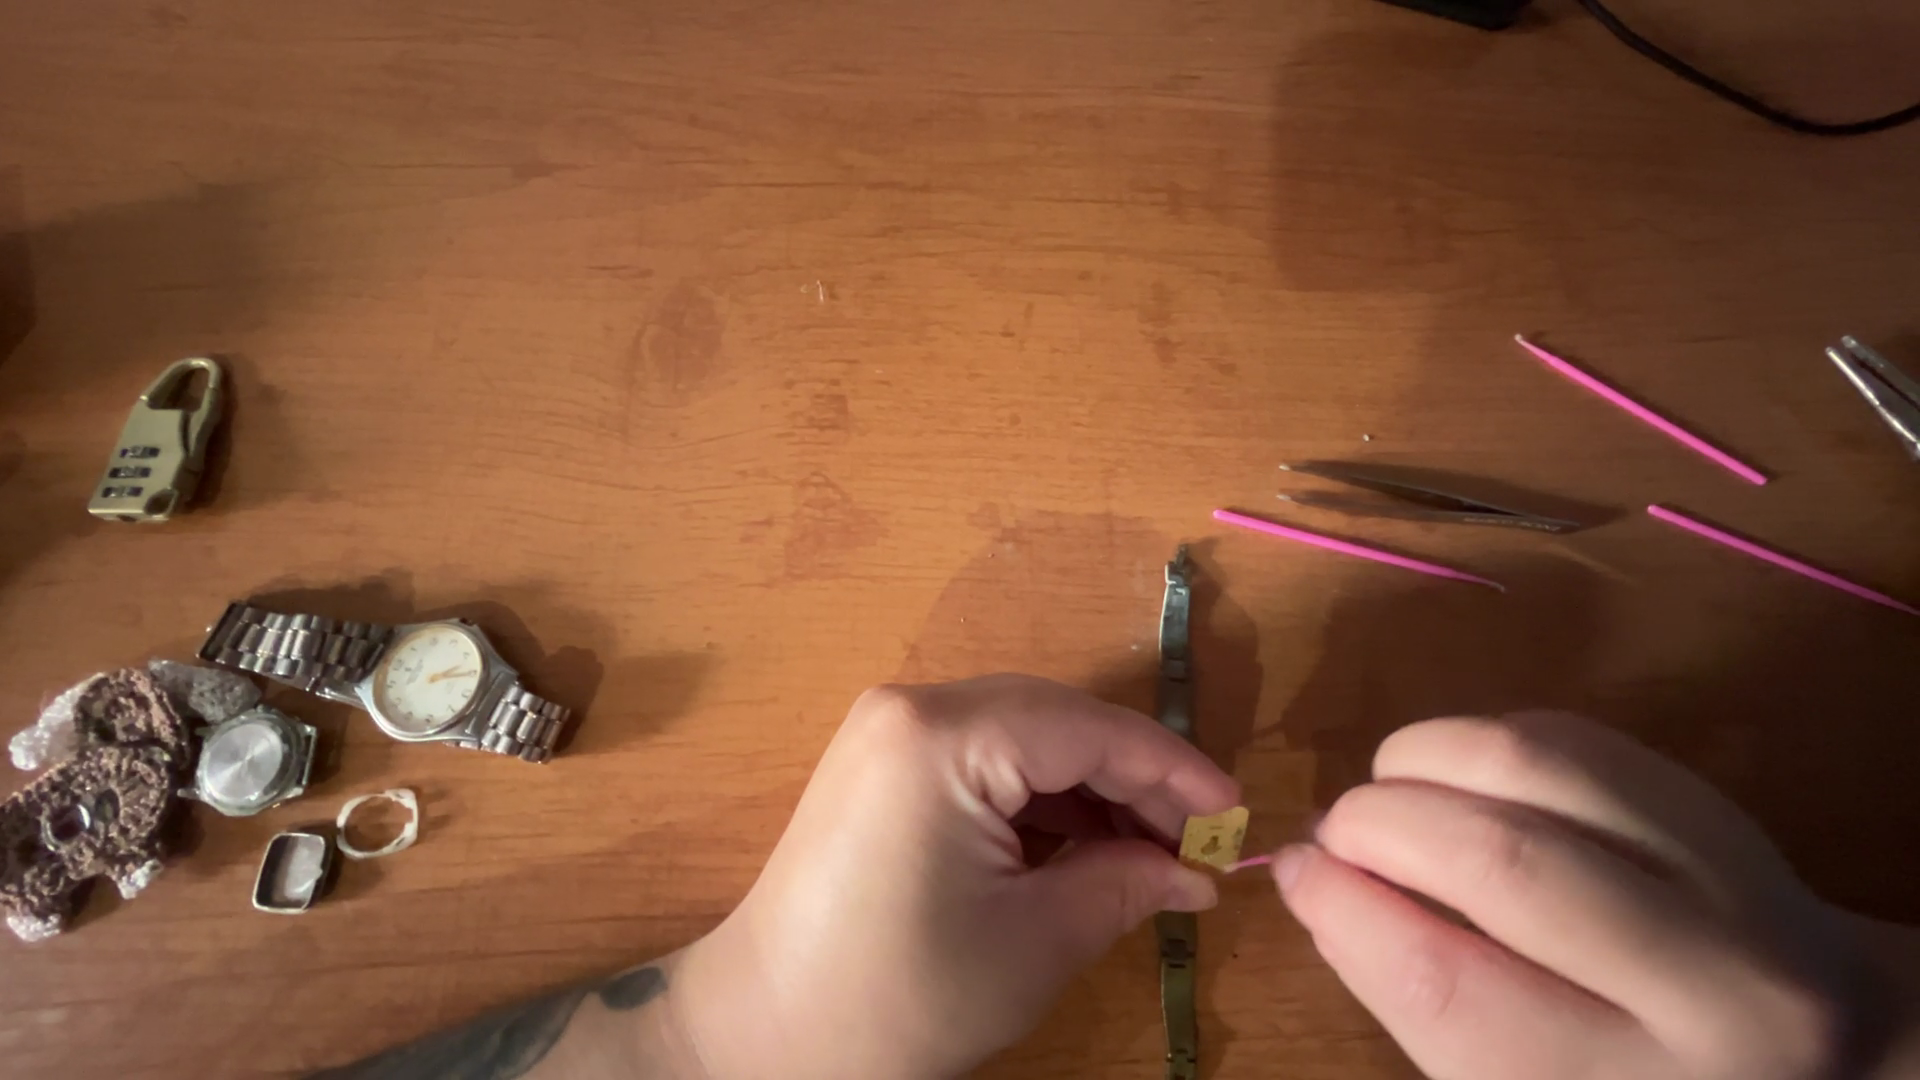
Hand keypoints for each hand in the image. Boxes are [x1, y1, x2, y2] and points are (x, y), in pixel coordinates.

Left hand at [673, 675, 1238, 1079]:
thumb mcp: (1032, 943)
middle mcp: (915, 705)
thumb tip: (1196, 872)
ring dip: (1090, 788)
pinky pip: (986, 756)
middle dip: (1132, 777)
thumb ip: (1125, 885)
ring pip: (1024, 735)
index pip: (1085, 728)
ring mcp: (894, 726)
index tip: (1232, 812)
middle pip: (1055, 721)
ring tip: (1152, 849)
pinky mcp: (888, 756)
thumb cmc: (899, 994)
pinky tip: (1085, 840)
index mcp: (943, 735)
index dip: (1170, 768)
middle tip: (1198, 839)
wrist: (765, 1031)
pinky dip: (1040, 795)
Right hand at [1272, 712, 1902, 1079]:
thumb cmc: (1623, 1071)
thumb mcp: (1514, 1078)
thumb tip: (1308, 877)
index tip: (1296, 869)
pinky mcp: (1715, 802)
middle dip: (1375, 822)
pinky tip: (1460, 782)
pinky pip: (1559, 734)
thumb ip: (1408, 992)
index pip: (1447, 984)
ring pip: (1531, 762)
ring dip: (1417, 760)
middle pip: (1499, 857)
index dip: (1342, 908)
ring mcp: (1734, 880)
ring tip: (1393, 792)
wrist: (1826, 1052)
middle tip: (1339, 830)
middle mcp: (1714, 994)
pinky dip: (1472, 743)